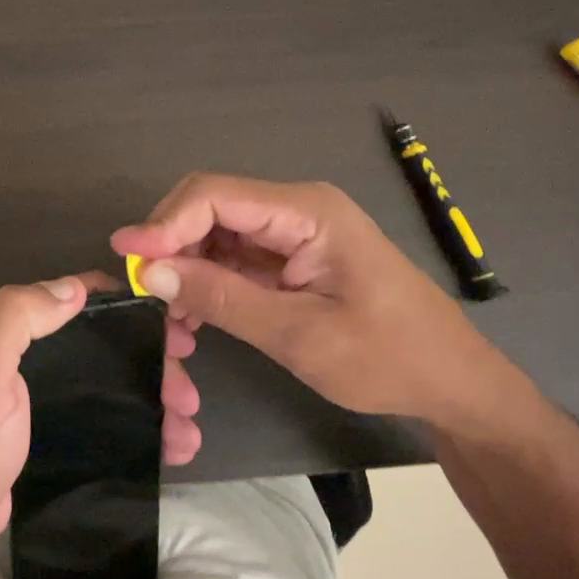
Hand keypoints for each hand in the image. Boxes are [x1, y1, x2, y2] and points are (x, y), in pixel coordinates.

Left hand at [0, 273, 201, 551]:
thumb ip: (16, 319)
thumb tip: (74, 286)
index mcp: (21, 331)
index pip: (81, 297)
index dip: (130, 306)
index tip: (174, 326)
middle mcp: (40, 355)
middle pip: (111, 343)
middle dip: (155, 360)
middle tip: (189, 392)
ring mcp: (54, 394)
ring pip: (119, 381)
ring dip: (158, 397)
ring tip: (190, 429)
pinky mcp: (65, 431)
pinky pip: (116, 418)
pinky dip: (148, 428)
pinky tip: (176, 449)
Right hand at [110, 174, 525, 432]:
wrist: (454, 384)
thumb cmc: (389, 357)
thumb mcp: (300, 335)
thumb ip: (222, 298)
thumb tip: (150, 272)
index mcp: (306, 210)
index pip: (213, 195)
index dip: (163, 222)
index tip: (124, 258)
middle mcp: (295, 208)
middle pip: (209, 206)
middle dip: (169, 244)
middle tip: (141, 290)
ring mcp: (292, 232)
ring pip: (214, 232)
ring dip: (184, 267)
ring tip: (166, 314)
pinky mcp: (289, 257)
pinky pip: (231, 256)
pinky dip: (205, 281)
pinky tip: (191, 314)